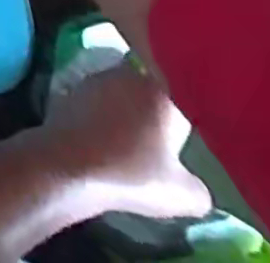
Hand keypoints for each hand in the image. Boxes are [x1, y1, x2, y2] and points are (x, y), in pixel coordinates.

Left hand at [42, 60, 210, 219]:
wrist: (71, 162)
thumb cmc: (132, 173)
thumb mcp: (181, 195)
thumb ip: (199, 189)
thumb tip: (198, 188)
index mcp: (164, 92)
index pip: (185, 86)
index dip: (191, 100)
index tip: (193, 117)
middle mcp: (132, 75)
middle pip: (152, 79)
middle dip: (158, 98)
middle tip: (165, 126)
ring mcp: (100, 77)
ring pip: (123, 84)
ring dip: (129, 101)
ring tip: (134, 130)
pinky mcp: (75, 86)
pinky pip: (99, 94)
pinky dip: (105, 107)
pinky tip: (106, 129)